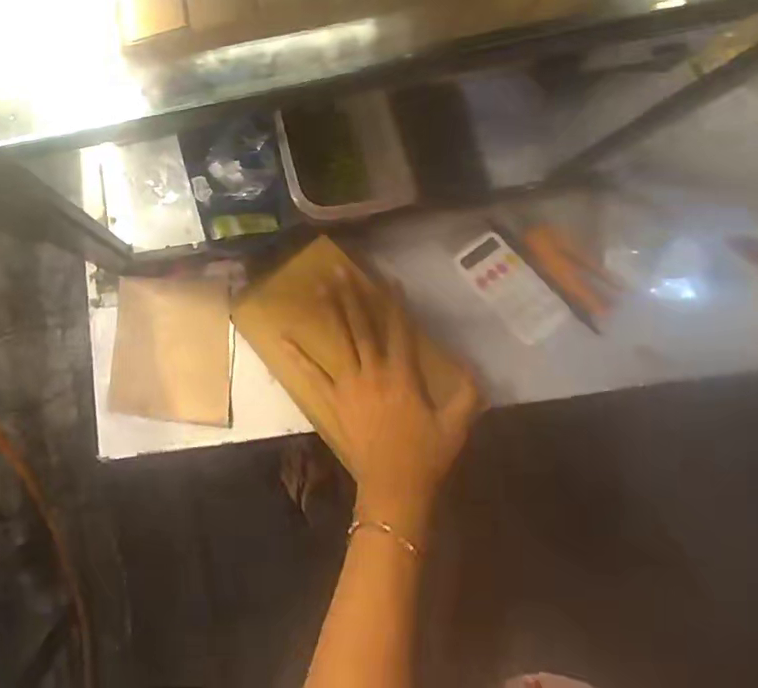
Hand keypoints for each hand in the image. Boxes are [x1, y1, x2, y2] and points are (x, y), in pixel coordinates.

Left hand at [288, 266, 479, 542]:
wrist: (393, 487)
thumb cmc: (426, 456)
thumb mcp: (456, 426)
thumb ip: (468, 394)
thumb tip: (474, 366)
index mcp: (402, 376)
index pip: (399, 330)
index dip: (394, 304)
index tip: (389, 280)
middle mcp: (373, 372)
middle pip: (363, 326)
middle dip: (353, 296)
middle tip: (342, 270)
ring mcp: (350, 384)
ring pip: (340, 339)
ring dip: (332, 311)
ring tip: (322, 286)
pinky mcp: (333, 399)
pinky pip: (313, 373)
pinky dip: (298, 355)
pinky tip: (284, 338)